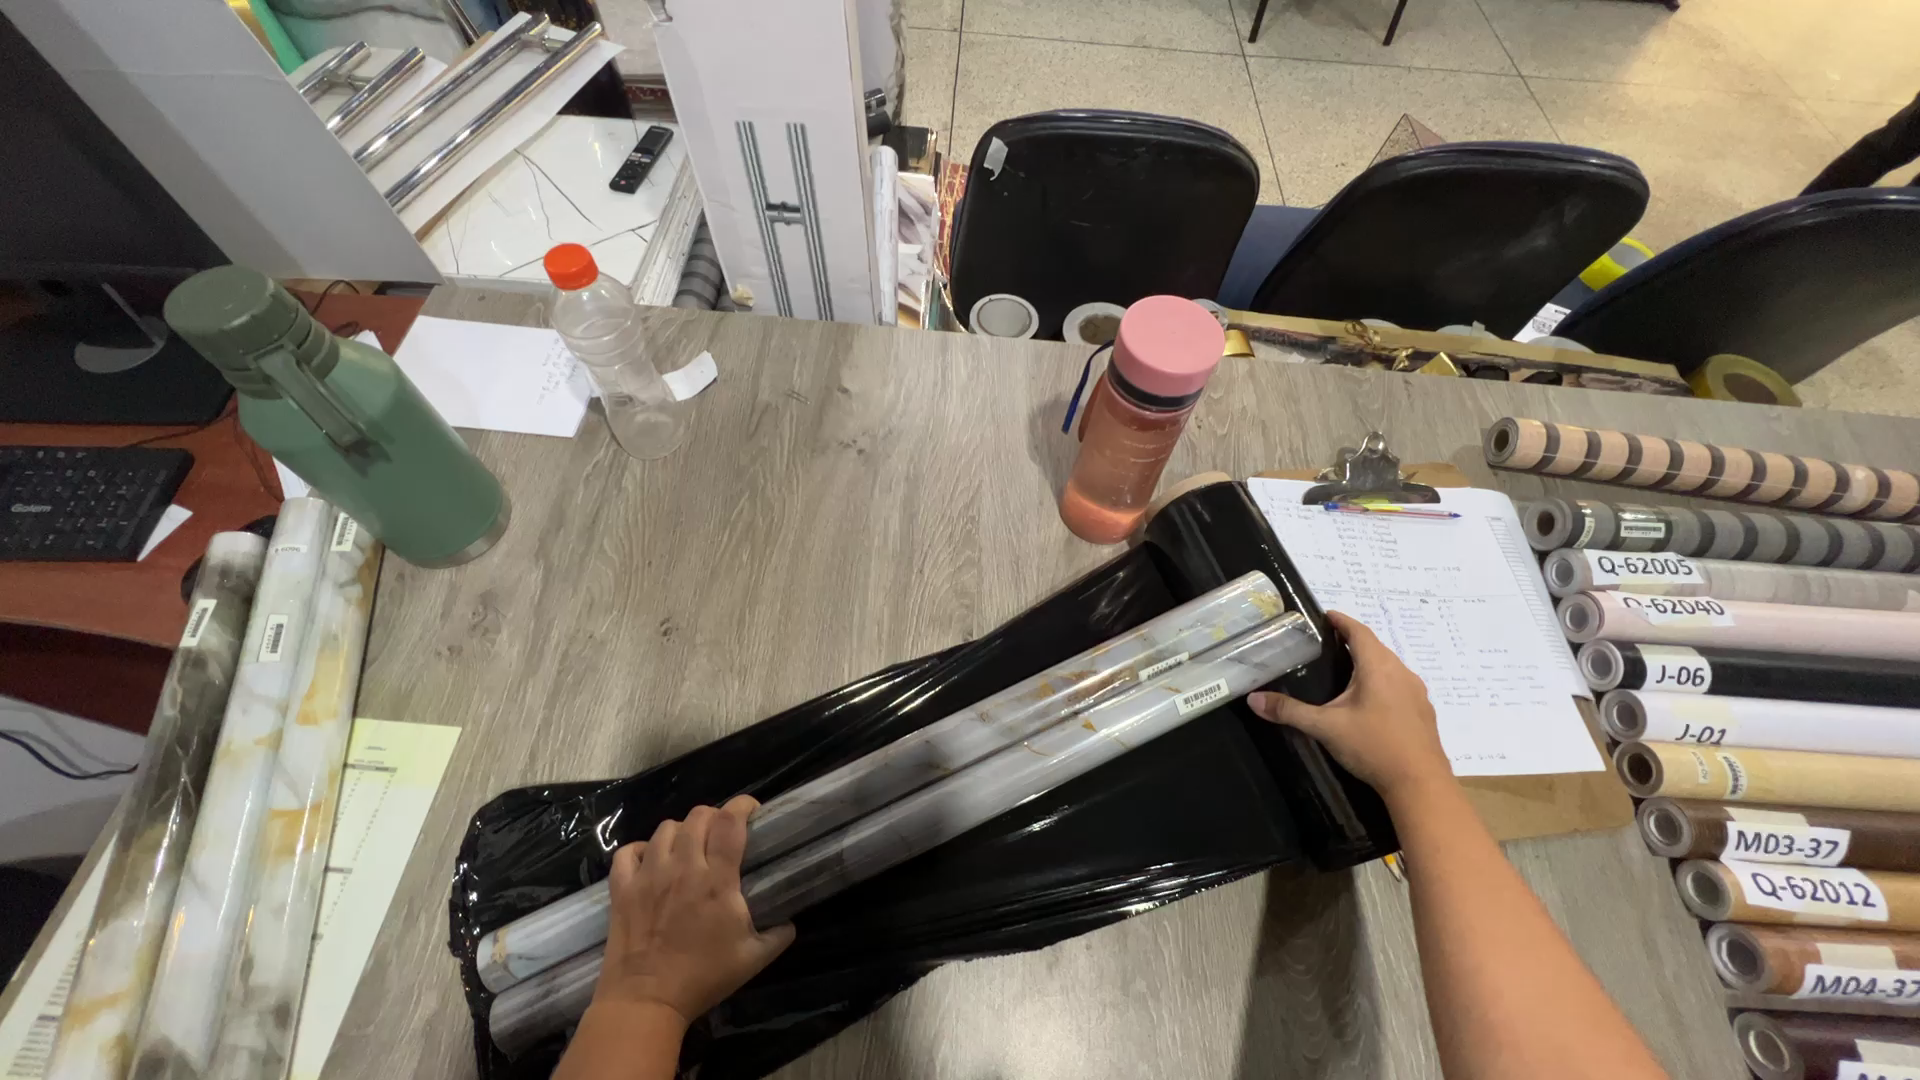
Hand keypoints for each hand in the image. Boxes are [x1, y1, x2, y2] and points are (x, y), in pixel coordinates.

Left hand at [591, 795, 795, 1027]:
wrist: (646, 1002)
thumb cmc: (702, 978)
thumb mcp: (752, 959)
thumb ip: (777, 936)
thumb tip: (791, 923)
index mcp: (717, 879)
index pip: (730, 822)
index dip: (743, 805)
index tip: (752, 810)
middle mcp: (683, 868)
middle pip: (698, 816)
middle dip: (714, 816)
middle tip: (721, 833)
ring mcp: (649, 875)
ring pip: (665, 829)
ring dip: (681, 831)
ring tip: (688, 846)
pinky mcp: (622, 889)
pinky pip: (627, 852)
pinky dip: (641, 850)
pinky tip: (651, 861)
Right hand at [1245, 611, 1450, 800]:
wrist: (1420, 785)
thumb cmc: (1373, 746)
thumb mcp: (1325, 727)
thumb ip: (1289, 711)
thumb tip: (1253, 700)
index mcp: (1378, 668)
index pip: (1359, 632)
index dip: (1341, 621)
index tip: (1324, 615)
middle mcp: (1401, 673)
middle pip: (1375, 647)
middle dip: (1352, 641)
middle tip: (1324, 644)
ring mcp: (1416, 693)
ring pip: (1389, 667)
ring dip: (1368, 662)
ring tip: (1342, 670)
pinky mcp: (1423, 712)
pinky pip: (1398, 685)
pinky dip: (1380, 682)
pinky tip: (1367, 701)